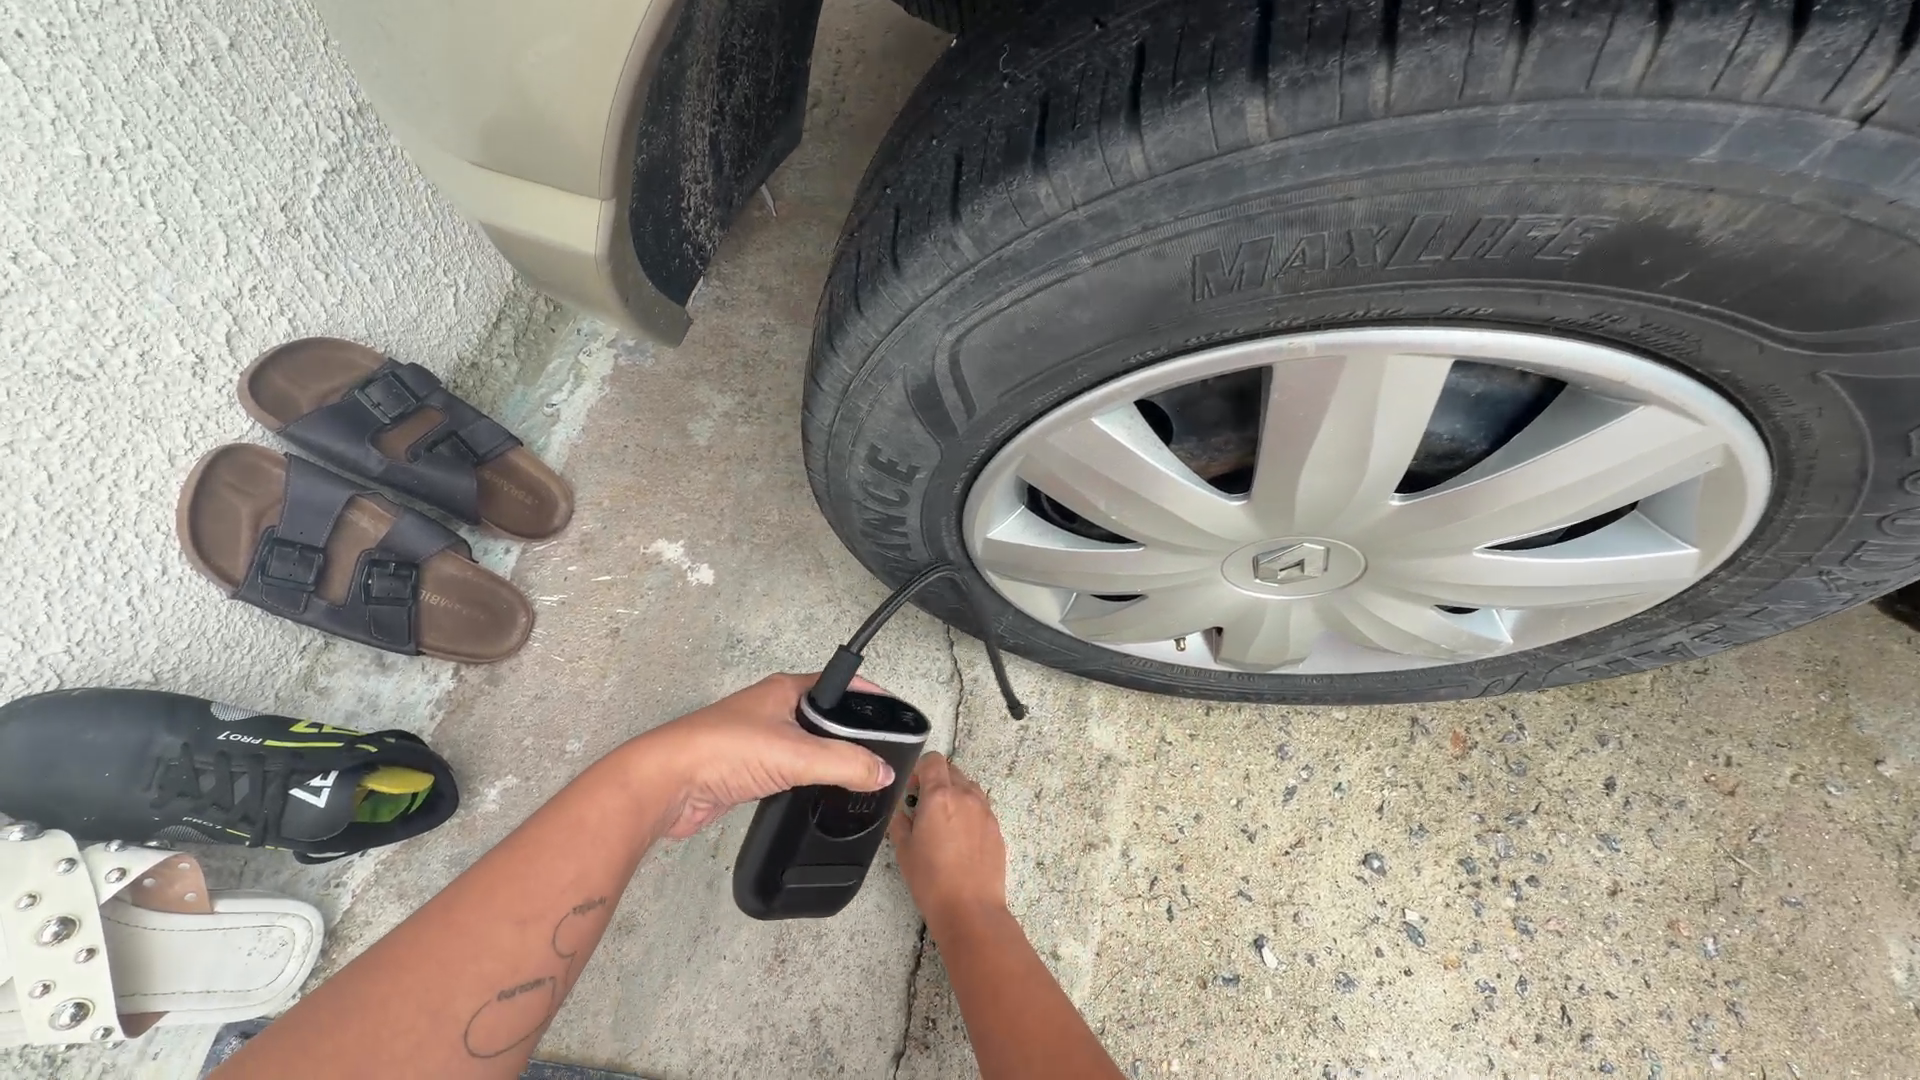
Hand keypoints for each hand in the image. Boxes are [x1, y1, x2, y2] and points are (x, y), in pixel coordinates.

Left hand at [635, 673, 894, 838]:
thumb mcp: (796, 755)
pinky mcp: (747, 768)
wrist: (667, 784)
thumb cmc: (719, 750)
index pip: (839, 684)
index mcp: (785, 690)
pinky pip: (788, 769)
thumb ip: (845, 763)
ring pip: (806, 744)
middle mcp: (772, 709)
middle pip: (825, 716)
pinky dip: (805, 778)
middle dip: (850, 731)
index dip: (867, 694)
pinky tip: (815, 792)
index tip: (891, 709)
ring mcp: (759, 738)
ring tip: (853, 773)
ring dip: (826, 757)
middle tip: (879, 748)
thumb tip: (882, 771)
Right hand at [888, 753, 1007, 929]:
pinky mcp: (996, 827)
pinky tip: (960, 838)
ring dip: (954, 794)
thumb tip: (901, 811)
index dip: (919, 769)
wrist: (970, 909)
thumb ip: (900, 822)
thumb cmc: (932, 880)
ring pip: (968, 787)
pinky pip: (980, 807)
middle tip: (923, 806)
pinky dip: (968, 811)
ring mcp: (985, 811)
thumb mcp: (904, 850)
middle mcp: (965, 796)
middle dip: (936, 781)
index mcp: (939, 796)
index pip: (932, 761)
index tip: (912, 788)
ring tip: (943, 822)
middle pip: (951, 771)